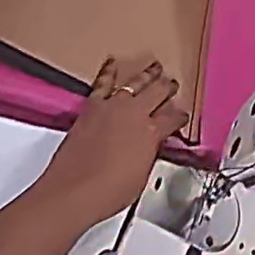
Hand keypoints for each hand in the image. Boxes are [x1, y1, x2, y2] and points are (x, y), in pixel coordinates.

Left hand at [30, 56, 187, 230]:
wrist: (73, 191)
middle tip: (172, 84)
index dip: (180, 116)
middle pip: (159, 92)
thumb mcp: (141, 176)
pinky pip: (104, 83)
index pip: (173, 118)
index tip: (181, 116)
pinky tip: (113, 63)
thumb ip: (149, 153)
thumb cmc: (107, 191)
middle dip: (168, 88)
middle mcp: (135, 114)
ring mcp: (114, 107)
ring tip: (155, 68)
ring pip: (137, 82)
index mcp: (152, 133)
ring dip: (148, 74)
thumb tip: (150, 146)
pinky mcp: (93, 106)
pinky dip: (109, 71)